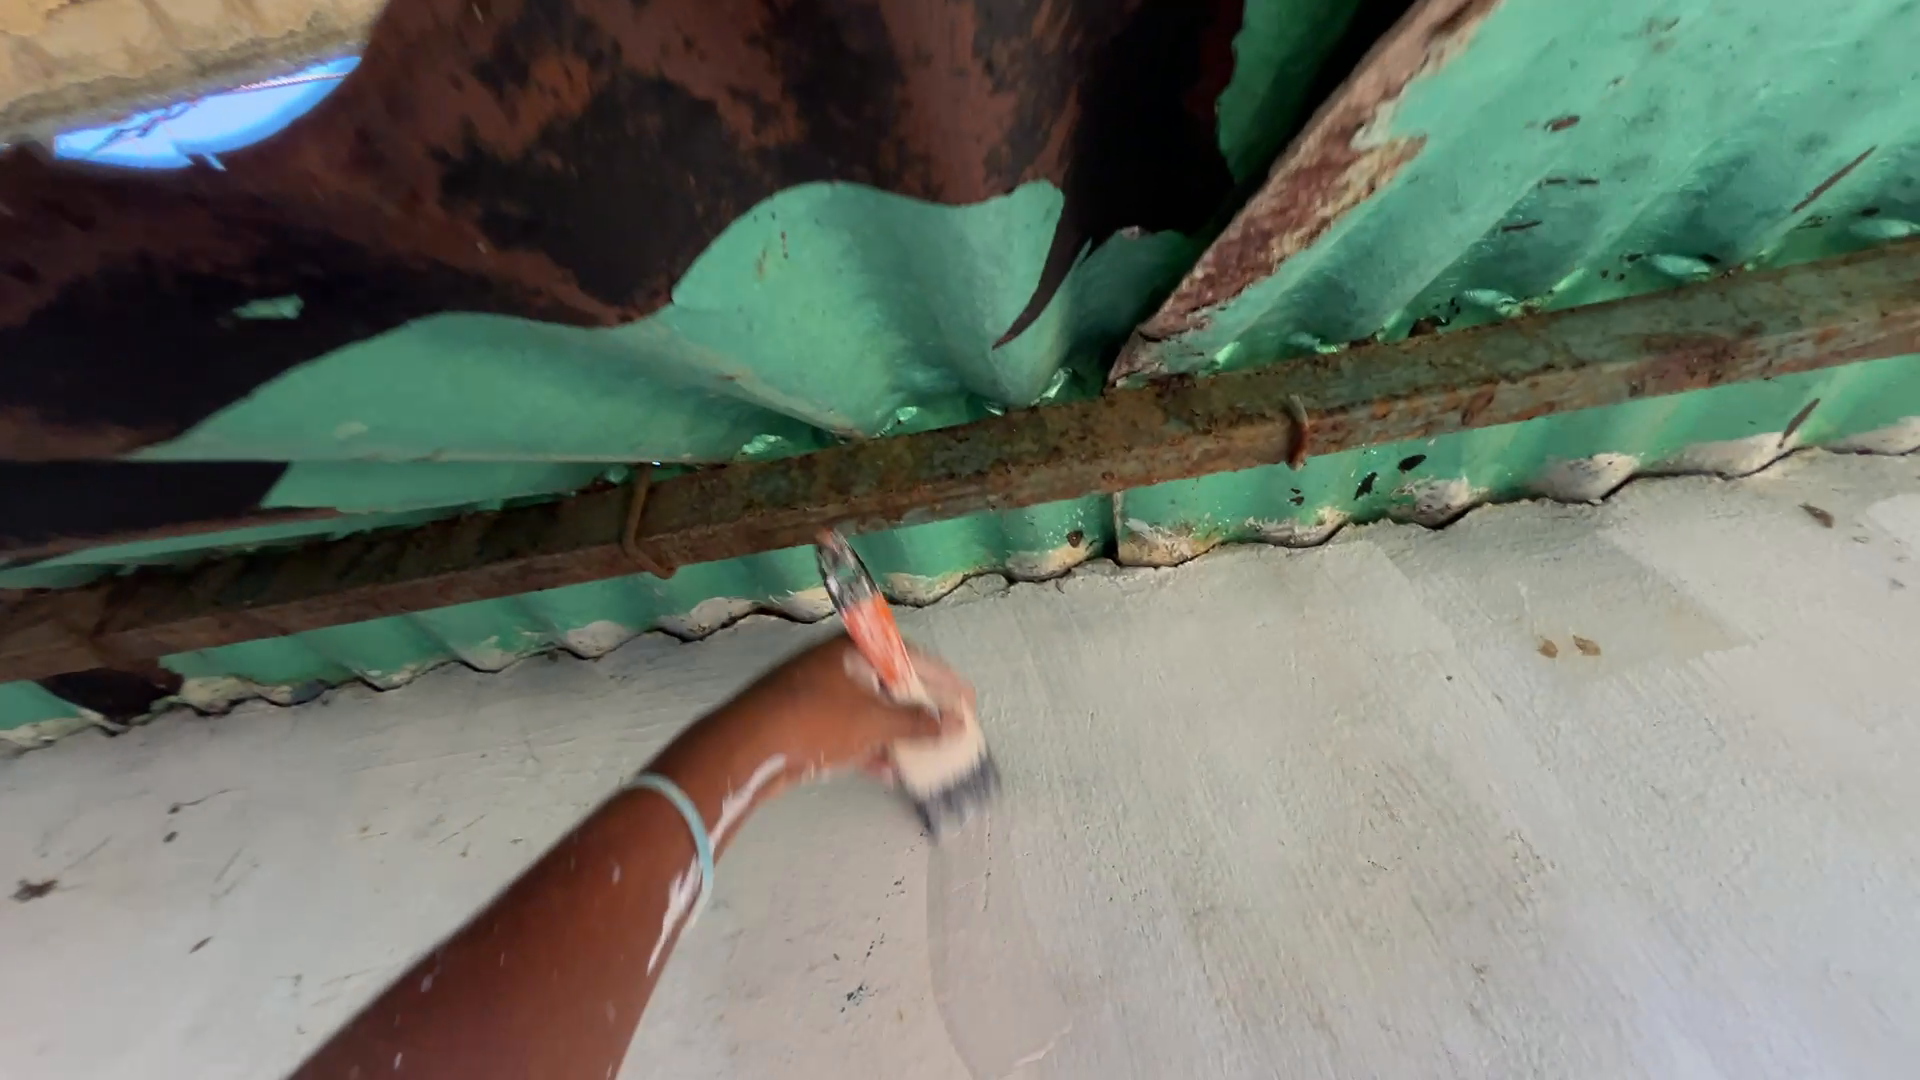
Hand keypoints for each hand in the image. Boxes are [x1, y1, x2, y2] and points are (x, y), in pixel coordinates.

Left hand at [726, 632, 975, 779]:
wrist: (745, 748)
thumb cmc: (816, 720)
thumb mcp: (873, 720)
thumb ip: (917, 722)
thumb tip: (955, 722)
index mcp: (854, 648)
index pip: (911, 657)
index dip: (943, 679)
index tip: (968, 700)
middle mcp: (838, 663)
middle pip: (890, 683)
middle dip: (921, 708)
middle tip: (951, 725)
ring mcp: (820, 694)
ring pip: (870, 710)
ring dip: (898, 731)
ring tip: (928, 752)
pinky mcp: (806, 723)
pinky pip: (850, 731)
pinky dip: (871, 748)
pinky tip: (891, 771)